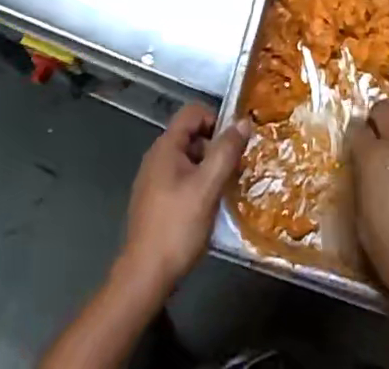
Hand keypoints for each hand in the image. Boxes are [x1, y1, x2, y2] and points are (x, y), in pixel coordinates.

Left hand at [120, 102, 251, 290]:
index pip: (193, 113)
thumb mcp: (208, 186)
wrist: (145, 276)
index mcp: (165, 148)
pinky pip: (182, 179)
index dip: (216, 120)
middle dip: (216, 147)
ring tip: (226, 190)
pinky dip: (199, 184)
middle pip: (192, 135)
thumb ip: (226, 151)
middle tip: (235, 169)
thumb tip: (243, 122)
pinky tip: (209, 206)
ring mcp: (153, 180)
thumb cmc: (177, 226)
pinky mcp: (155, 200)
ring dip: (210, 168)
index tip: (234, 143)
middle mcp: (156, 158)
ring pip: (189, 159)